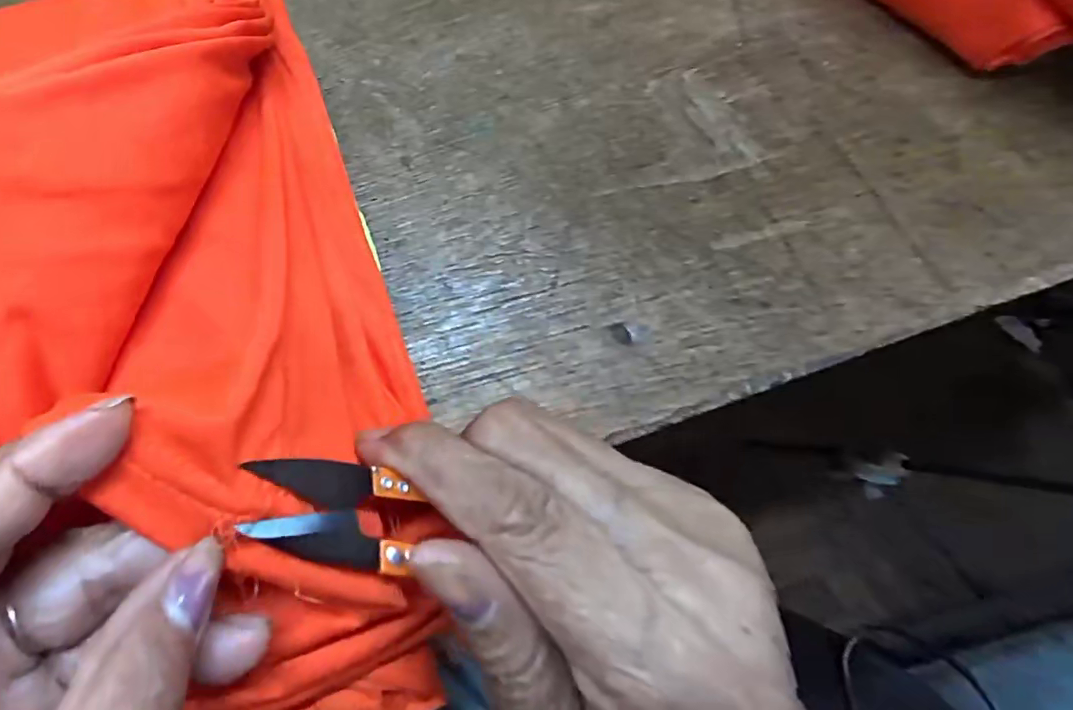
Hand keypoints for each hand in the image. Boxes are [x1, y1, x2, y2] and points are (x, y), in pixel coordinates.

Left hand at [0, 398, 270, 709]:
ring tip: (249, 601)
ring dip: (171, 602)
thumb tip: (202, 568)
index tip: (124, 416)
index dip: (40, 464)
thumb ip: (122, 687)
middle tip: (223, 530)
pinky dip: (166, 652)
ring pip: (83, 620)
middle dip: (139, 547)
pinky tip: (230, 641)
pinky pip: (103, 668)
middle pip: (35, 569)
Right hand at [359, 398, 799, 709]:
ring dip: (492, 455)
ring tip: (477, 507)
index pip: (524, 516)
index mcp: (658, 643)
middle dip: (457, 455)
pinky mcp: (694, 495)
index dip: (439, 467)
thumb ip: (500, 636)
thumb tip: (424, 548)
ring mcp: (696, 514)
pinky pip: (582, 444)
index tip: (376, 445)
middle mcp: (684, 555)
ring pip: (549, 429)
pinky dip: (535, 466)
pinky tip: (534, 511)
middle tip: (422, 499)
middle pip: (529, 445)